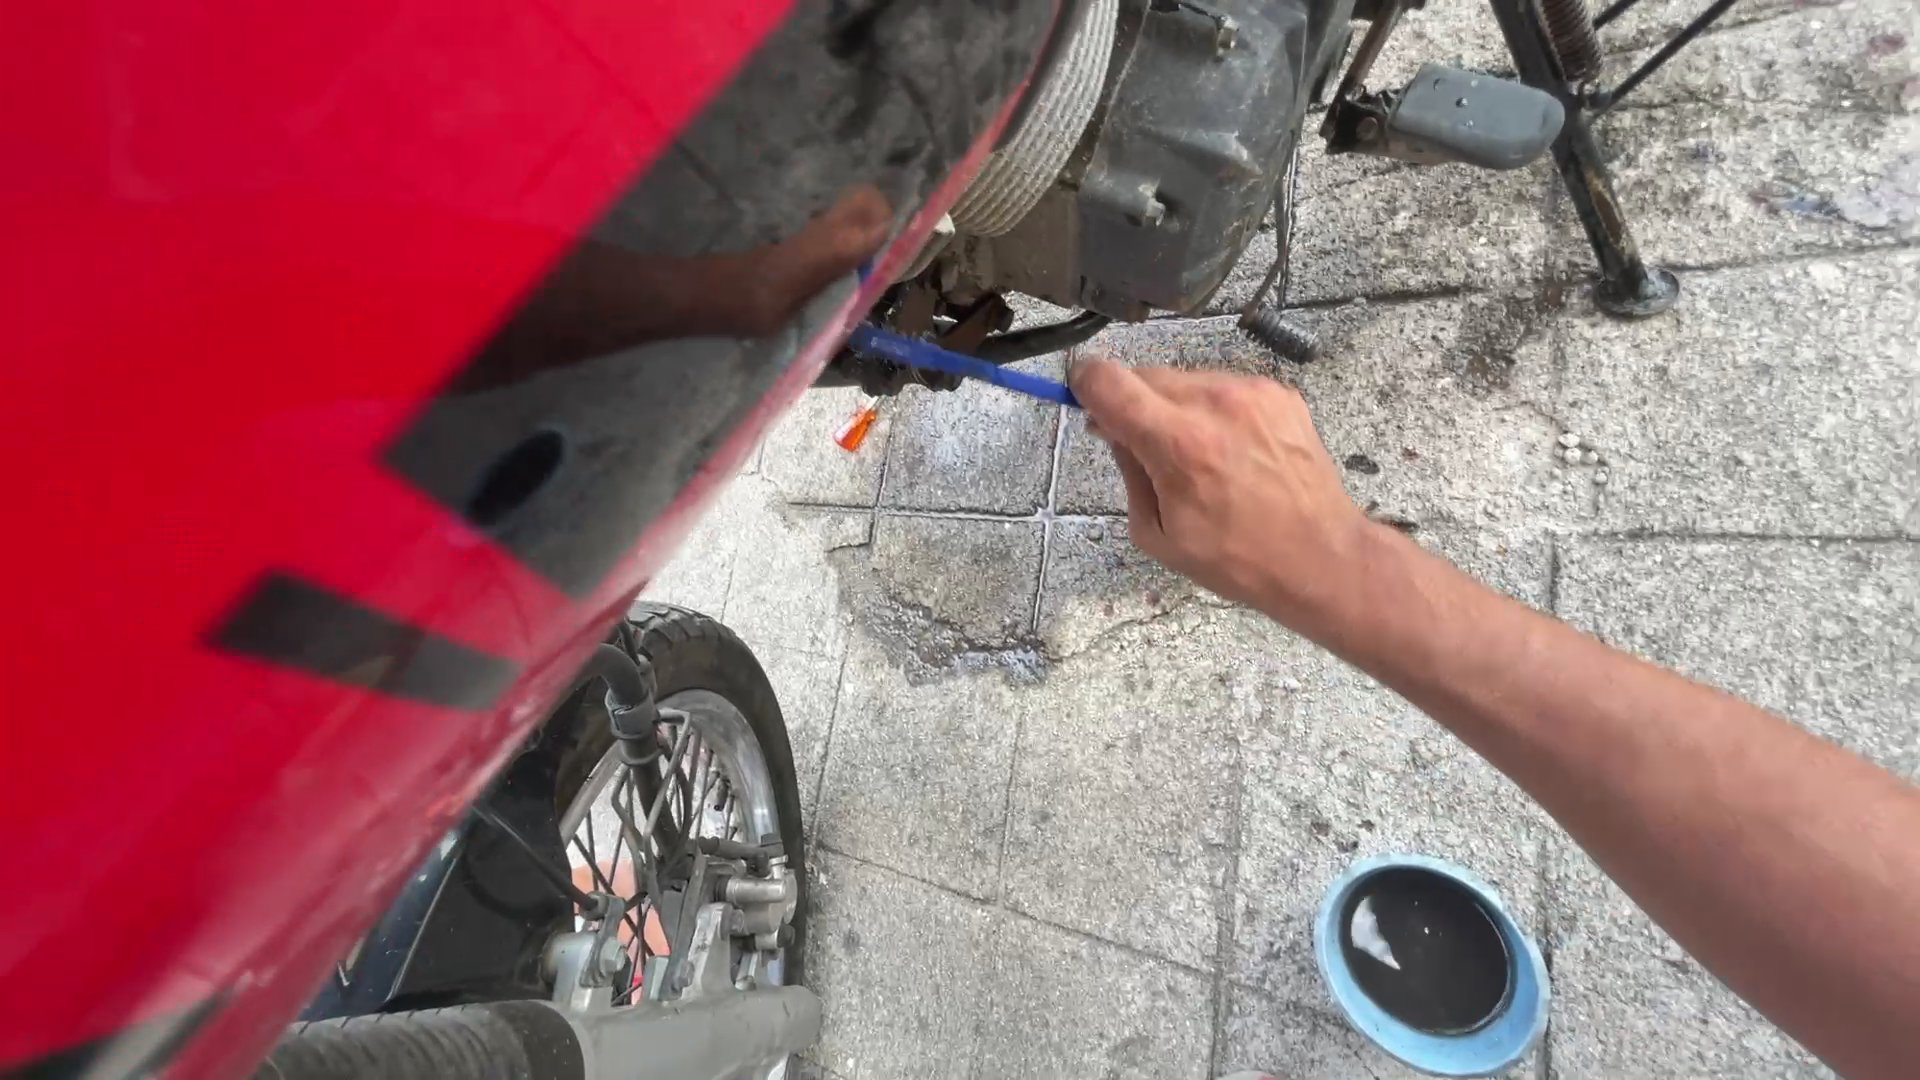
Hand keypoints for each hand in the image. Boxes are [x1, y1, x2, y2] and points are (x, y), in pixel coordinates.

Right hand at [1068, 356, 1366, 627]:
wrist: (1319, 556)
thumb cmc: (1235, 558)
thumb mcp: (1156, 532)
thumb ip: (1128, 472)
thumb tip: (1115, 432)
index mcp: (1178, 444)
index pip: (1109, 382)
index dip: (1085, 384)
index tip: (1083, 398)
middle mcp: (1215, 404)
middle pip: (1143, 375)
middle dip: (1128, 403)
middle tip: (1133, 439)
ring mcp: (1251, 393)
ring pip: (1182, 378)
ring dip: (1169, 405)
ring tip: (1188, 451)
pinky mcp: (1277, 392)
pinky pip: (1220, 386)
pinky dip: (1208, 408)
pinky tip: (1223, 447)